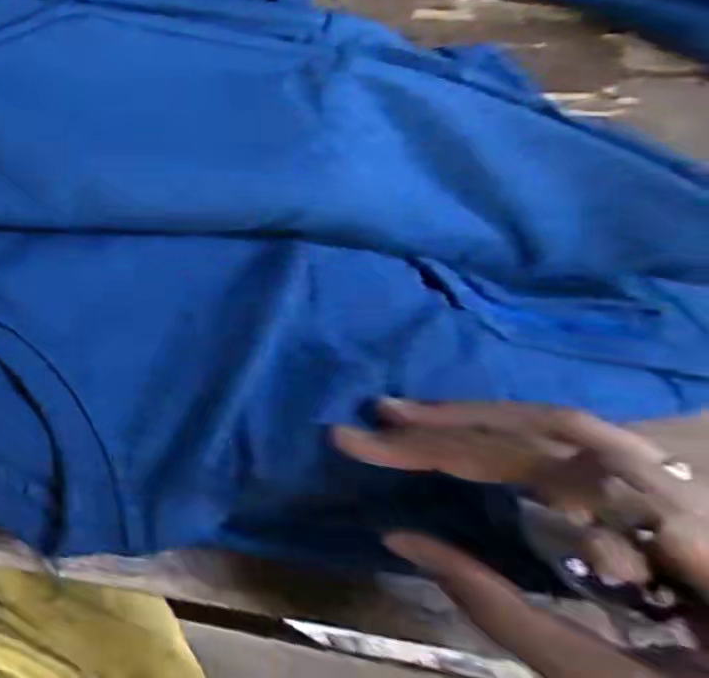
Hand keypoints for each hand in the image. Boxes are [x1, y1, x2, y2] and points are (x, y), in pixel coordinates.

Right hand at [334, 399, 708, 677]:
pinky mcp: (691, 514)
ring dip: (492, 423)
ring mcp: (704, 509)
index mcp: (708, 558)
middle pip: (570, 438)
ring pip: (588, 434)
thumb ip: (507, 614)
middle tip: (376, 419)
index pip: (555, 472)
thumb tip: (398, 536)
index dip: (448, 449)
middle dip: (461, 426)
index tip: (360, 444)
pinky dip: (529, 443)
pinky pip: (602, 457)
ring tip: (415, 420)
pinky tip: (480, 447)